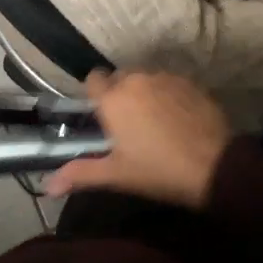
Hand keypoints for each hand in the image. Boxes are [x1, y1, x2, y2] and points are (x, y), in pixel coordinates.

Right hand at [42, 70, 231, 208]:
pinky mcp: (188, 80)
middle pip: (120, 79)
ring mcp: (164, 77)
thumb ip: (80, 173)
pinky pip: (169, 82)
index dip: (96, 95)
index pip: (93, 79)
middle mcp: (135, 79)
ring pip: (145, 79)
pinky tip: (177, 119)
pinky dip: (168, 95)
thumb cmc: (159, 171)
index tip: (103, 116)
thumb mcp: (117, 175)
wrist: (215, 166)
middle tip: (129, 127)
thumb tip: (47, 185)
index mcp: (113, 99)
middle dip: (121, 97)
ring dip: (145, 94)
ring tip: (155, 124)